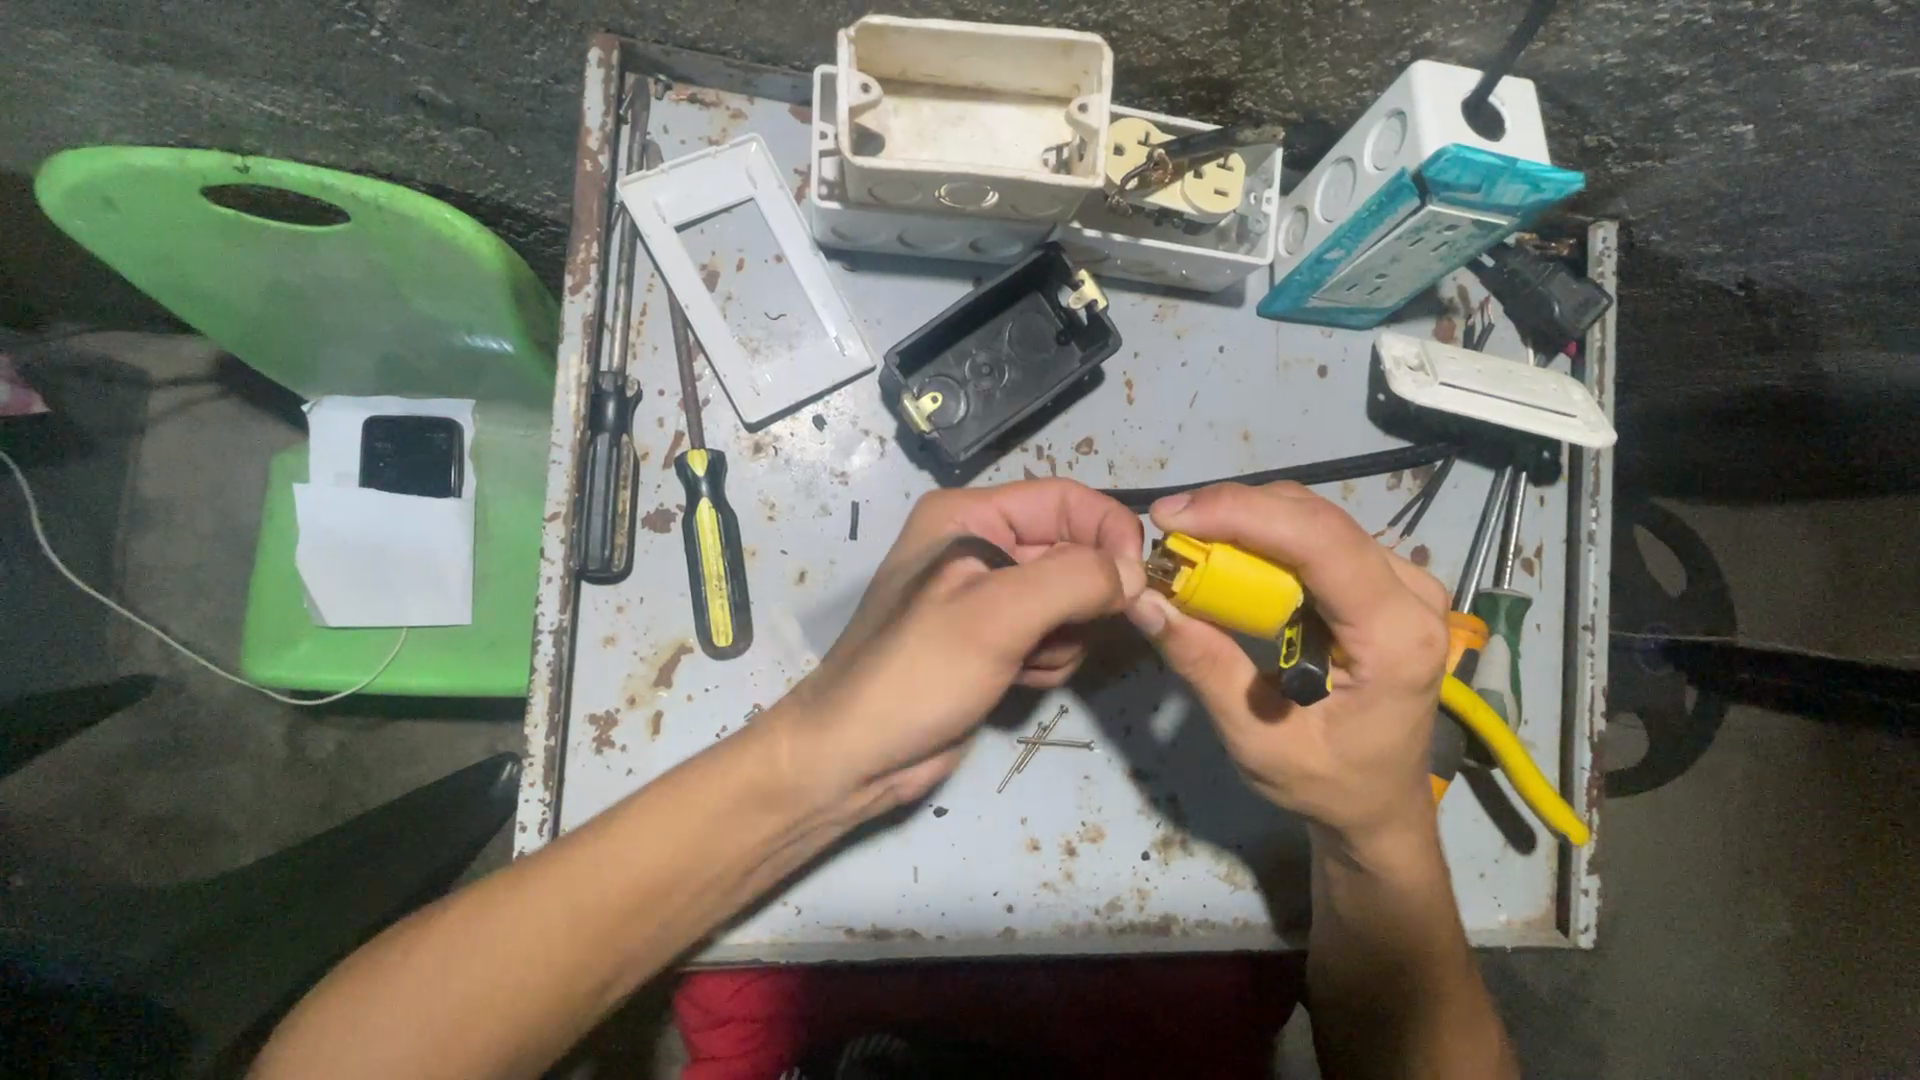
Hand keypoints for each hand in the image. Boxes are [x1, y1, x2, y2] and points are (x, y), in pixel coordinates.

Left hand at [763, 479, 1144, 825]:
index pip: (1067, 500)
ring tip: (1024, 660)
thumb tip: (1136, 573)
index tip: (1137, 584)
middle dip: (1082, 599)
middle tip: (1058, 634)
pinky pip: (1054, 636)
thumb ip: (1074, 579)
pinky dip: (1049, 660)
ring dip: (1066, 637)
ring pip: (1072, 600)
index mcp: (970, 517)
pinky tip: (1016, 679)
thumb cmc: (917, 673)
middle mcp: (980, 547)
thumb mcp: (996, 614)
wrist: (858, 756)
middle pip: (1074, 552)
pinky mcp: (995, 641)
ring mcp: (988, 597)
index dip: (1109, 533)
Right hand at [1124, 482, 1450, 849]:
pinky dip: (1262, 535)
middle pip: (1316, 518)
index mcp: (1396, 637)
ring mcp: (1404, 583)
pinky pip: (1317, 536)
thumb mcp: (1256, 740)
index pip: (1321, 543)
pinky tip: (1224, 551)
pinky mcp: (1384, 582)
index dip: (1242, 514)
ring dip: (1244, 519)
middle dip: (1232, 512)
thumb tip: (1143, 601)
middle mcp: (1412, 595)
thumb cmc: (1327, 784)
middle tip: (1166, 530)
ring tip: (1187, 541)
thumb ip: (1204, 665)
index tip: (1170, 517)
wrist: (1380, 805)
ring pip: (1314, 517)